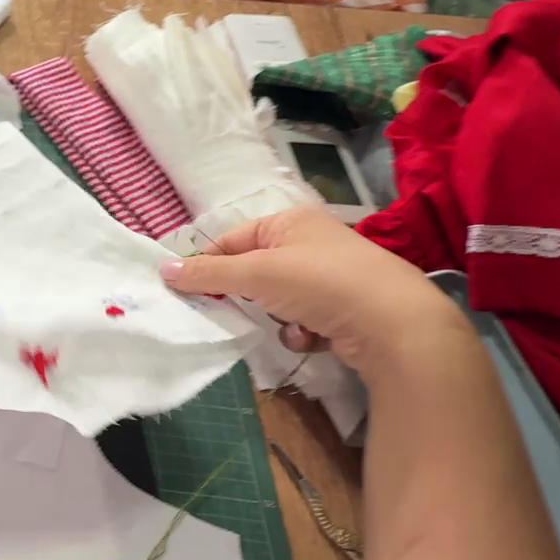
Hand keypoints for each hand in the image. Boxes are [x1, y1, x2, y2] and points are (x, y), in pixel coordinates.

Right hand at [159, 206, 470, 370]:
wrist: (398, 327)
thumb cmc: (321, 284)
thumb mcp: (255, 274)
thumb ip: (207, 273)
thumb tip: (161, 269)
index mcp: (291, 221)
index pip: (231, 239)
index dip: (210, 264)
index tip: (191, 290)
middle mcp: (312, 243)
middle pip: (254, 270)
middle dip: (246, 295)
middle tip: (233, 310)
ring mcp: (333, 276)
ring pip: (276, 298)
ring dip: (274, 317)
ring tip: (288, 325)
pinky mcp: (348, 309)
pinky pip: (304, 318)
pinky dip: (301, 331)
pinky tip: (313, 338)